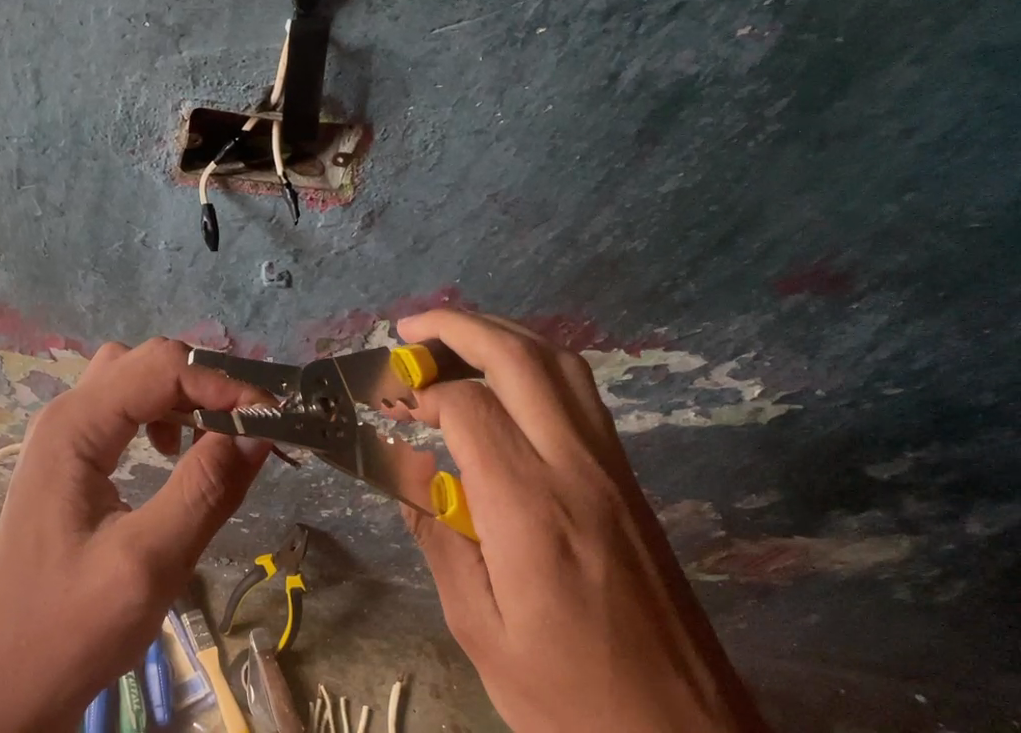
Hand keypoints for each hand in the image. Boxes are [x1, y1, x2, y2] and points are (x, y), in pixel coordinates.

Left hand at [0, 338, 271, 732]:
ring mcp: (62, 438)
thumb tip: (257, 431)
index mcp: (74, 427)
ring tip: (212, 440)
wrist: (7, 679)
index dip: (219, 383)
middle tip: (249, 427)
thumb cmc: (70, 626)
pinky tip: (171, 456)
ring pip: (130, 381)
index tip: (271, 420)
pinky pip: (119, 412)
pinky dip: (157, 416)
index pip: (158, 367)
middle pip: (142, 362)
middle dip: (202, 383)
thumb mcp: (148, 563)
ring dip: (178, 396)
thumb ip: (204, 491)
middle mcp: (64, 417)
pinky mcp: (68, 463)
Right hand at [386, 310, 768, 732]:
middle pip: (519, 358)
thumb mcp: (478, 628)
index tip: (391, 407)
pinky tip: (503, 384)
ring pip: (561, 365)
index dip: (420, 393)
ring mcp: (613, 472)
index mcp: (530, 508)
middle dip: (456, 326)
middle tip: (408, 328)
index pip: (468, 407)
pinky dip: (535, 365)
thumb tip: (403, 472)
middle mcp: (578, 471)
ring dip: (501, 335)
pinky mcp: (631, 483)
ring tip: (451, 340)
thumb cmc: (568, 695)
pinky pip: (582, 395)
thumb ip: (437, 537)